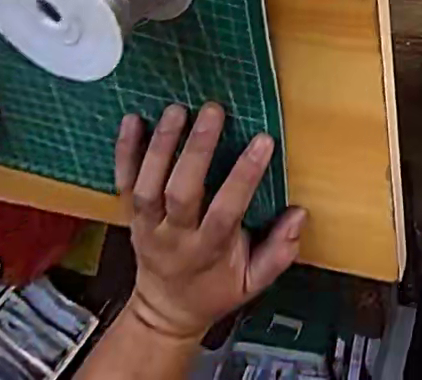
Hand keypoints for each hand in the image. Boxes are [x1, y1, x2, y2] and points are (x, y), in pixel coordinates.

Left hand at [114, 103, 304, 342]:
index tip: (263, 140)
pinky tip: (132, 119)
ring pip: (147, 185)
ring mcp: (146, 225)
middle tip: (214, 110)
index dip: (244, 176)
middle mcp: (173, 237)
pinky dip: (124, 151)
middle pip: (180, 193)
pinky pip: (122, 182)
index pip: (226, 211)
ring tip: (177, 109)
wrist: (164, 312)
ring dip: (161, 145)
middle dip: (197, 150)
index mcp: (207, 250)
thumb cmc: (214, 288)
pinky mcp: (129, 214)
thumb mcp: (251, 282)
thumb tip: (299, 214)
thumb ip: (278, 252)